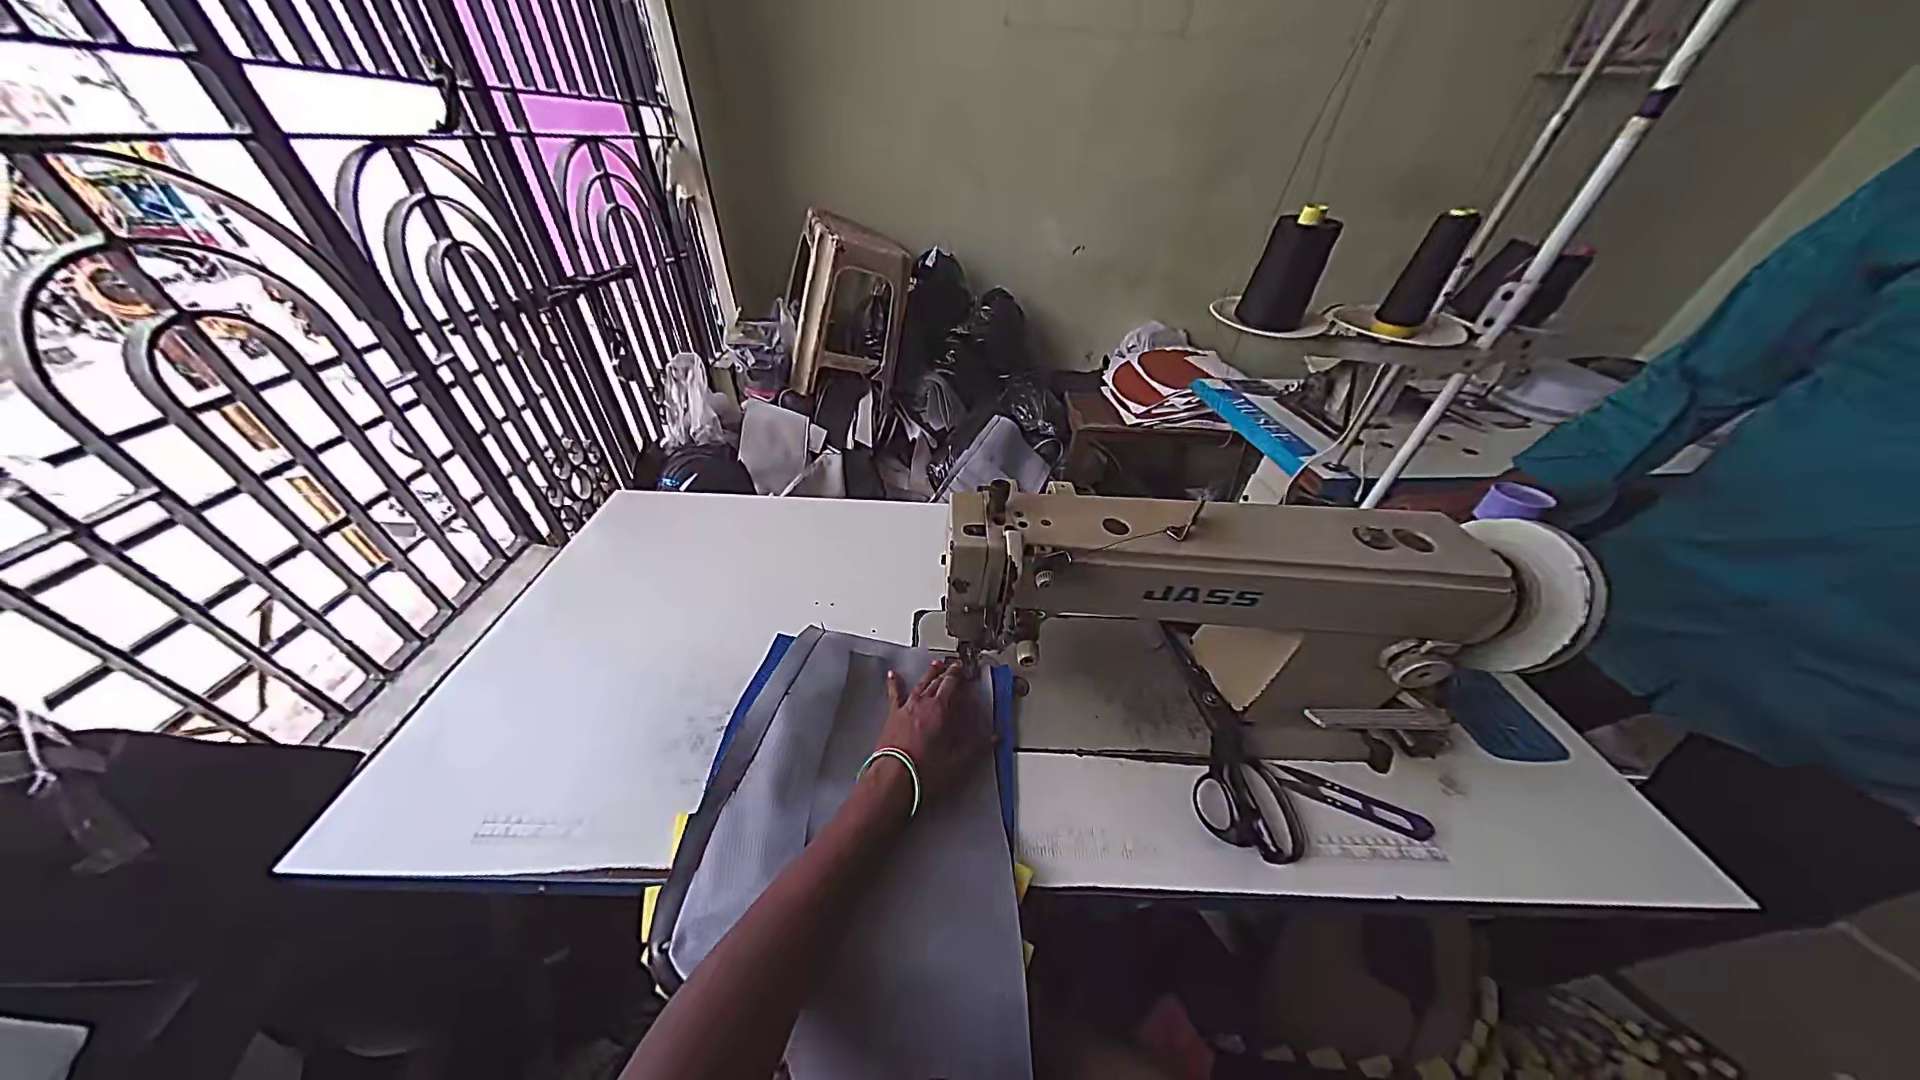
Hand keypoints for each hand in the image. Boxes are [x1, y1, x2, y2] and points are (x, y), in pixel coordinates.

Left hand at [875, 659, 991, 807]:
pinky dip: (894, 683)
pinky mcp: (893, 716)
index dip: (959, 674)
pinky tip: (893, 674)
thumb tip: (994, 737)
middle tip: (953, 666)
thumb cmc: (925, 770)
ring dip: (929, 673)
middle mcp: (923, 703)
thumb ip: (978, 747)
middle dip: (947, 672)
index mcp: (941, 709)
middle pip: (937, 681)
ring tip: (935, 665)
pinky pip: (895, 694)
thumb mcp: (958, 762)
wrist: (893, 778)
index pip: (952, 684)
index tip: (965, 669)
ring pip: (920, 683)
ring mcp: (906, 707)